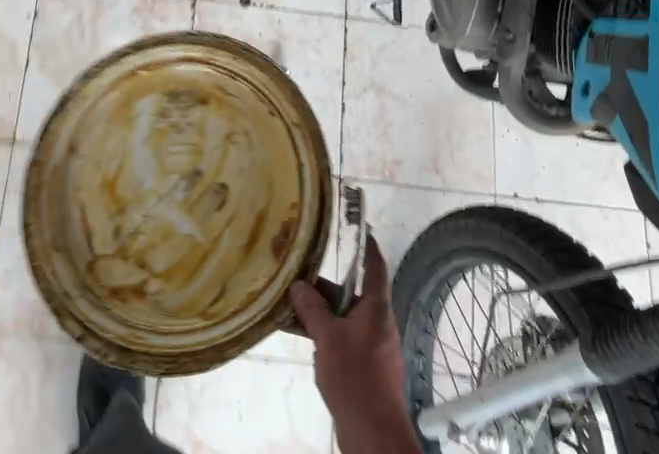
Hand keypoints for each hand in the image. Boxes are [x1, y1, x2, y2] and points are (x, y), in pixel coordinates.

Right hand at [288, 237, 424, 453]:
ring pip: (339, 317)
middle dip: (320, 285)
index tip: (358, 227)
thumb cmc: (355, 376)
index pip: (375, 266)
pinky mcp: (359, 364)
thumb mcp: (328, 338)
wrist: (373, 430)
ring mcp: (368, 344)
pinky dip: (318, 331)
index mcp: (376, 308)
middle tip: (292, 272)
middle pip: (348, 294)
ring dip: (314, 310)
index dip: (368, 245)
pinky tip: (292, 330)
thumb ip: (312, 309)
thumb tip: (298, 285)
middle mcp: (375, 321)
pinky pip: (337, 337)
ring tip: (282, 301)